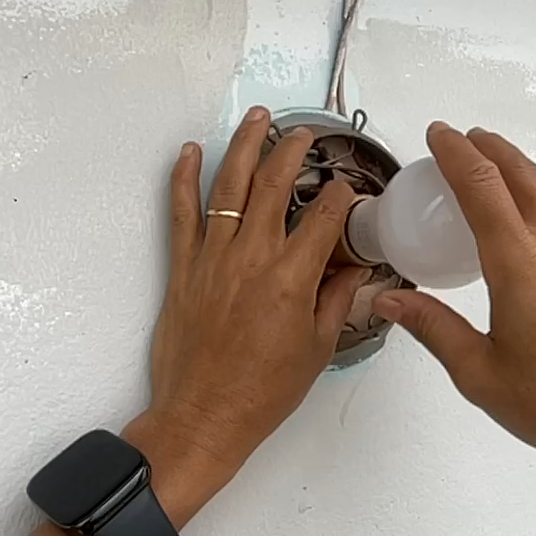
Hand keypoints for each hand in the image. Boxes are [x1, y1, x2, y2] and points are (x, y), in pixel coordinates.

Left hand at [125, 107, 369, 523]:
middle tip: (305, 134)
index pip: (324, 217)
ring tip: (257, 119)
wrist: (203, 416)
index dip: (341, 196)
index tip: (348, 188)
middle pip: (274, 185)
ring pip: (229, 187)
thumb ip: (336, 300)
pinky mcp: (183, 267)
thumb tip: (354, 269)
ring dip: (244, 146)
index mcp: (291, 278)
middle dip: (293, 151)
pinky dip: (184, 179)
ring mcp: (213, 258)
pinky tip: (190, 152)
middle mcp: (252, 257)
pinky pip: (181, 213)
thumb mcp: (316, 349)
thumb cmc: (263, 392)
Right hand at [371, 123, 535, 519]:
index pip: (481, 186)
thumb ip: (433, 328)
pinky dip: (530, 205)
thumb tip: (388, 300)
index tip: (436, 134)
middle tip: (459, 140)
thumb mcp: (481, 373)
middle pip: (520, 173)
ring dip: (511, 173)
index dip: (455, 152)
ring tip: (483, 180)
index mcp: (519, 262)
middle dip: (487, 146)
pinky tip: (519, 238)